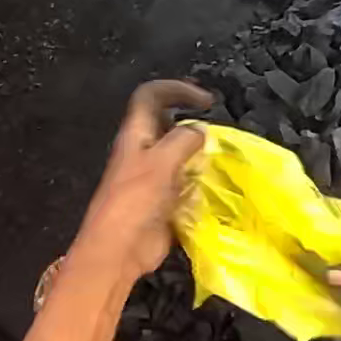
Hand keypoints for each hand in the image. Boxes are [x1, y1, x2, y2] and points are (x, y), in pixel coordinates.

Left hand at [68, 79, 214, 280]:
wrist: (119, 249)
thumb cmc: (134, 202)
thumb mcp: (161, 162)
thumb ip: (183, 140)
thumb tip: (200, 130)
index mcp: (135, 135)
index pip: (150, 96)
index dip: (176, 90)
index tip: (205, 101)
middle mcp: (142, 152)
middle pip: (167, 126)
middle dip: (192, 126)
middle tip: (218, 135)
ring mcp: (151, 178)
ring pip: (178, 156)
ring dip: (199, 157)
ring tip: (221, 162)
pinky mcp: (161, 201)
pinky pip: (184, 185)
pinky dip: (199, 184)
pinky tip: (215, 189)